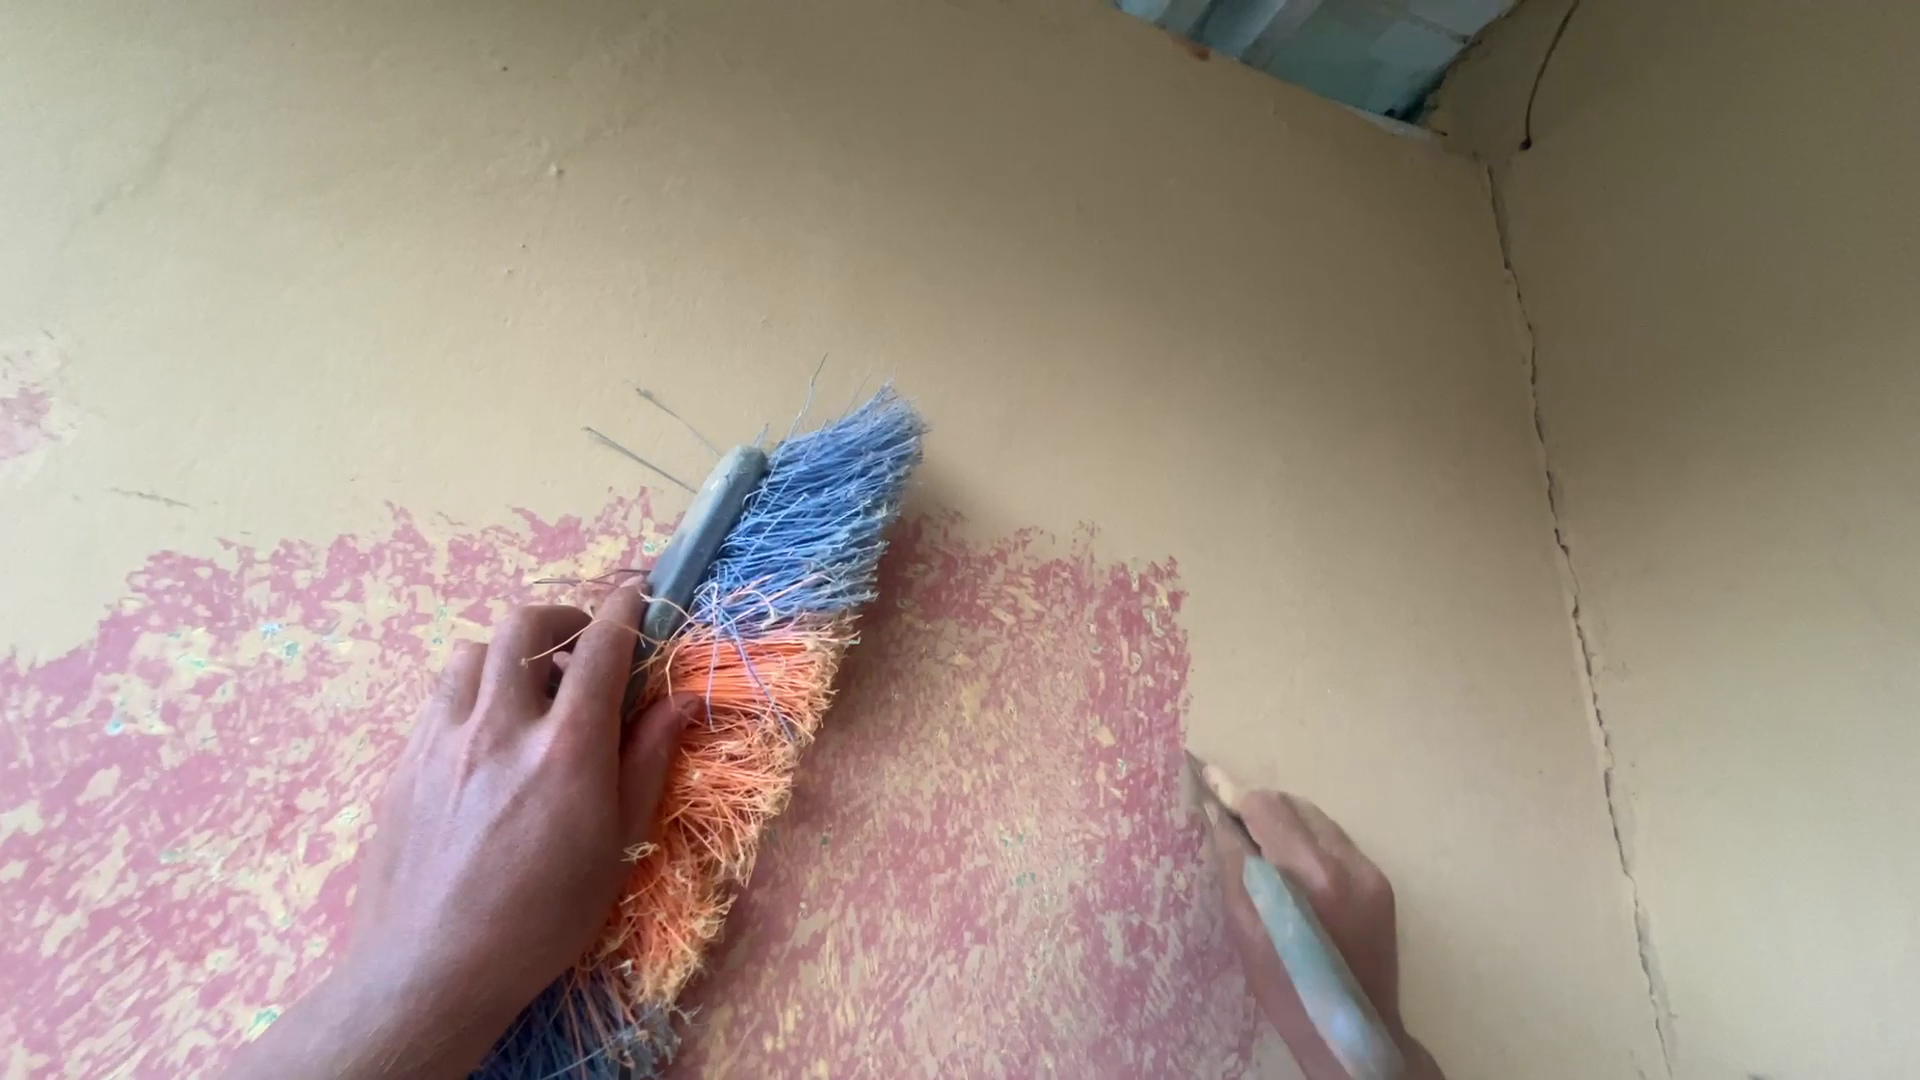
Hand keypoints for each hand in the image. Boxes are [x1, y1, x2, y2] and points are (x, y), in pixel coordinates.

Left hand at [228, 585, 697, 1079]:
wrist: (427, 974)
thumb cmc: (546, 911)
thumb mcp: (619, 840)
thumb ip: (650, 757)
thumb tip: (683, 699)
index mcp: (566, 747)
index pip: (602, 646)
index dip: (625, 604)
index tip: (639, 586)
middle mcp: (501, 726)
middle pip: (523, 625)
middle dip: (562, 616)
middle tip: (583, 645)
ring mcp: (441, 740)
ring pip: (472, 652)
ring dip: (510, 654)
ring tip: (529, 690)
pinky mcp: (402, 762)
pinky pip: (439, 694)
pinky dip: (472, 688)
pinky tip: (485, 732)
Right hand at [1204, 771, 1444, 1079]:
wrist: (1353, 1036)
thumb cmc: (1286, 988)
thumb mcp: (1244, 925)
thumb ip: (1233, 860)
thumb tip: (1218, 813)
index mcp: (1310, 876)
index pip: (1266, 807)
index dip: (1234, 791)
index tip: (1209, 775)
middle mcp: (1347, 863)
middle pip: (1292, 804)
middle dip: (1257, 806)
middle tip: (1231, 822)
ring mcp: (1369, 871)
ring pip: (1315, 816)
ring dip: (1283, 820)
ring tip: (1261, 846)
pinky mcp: (1380, 882)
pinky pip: (1334, 838)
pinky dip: (1307, 839)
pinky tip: (1293, 865)